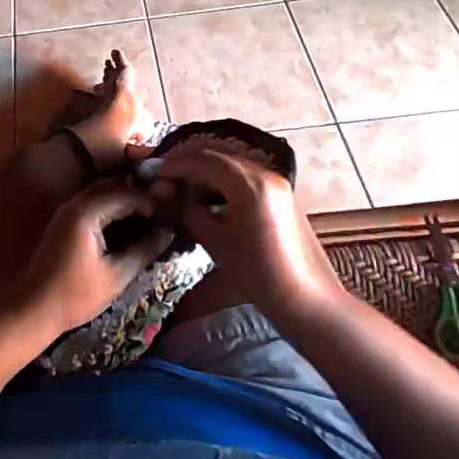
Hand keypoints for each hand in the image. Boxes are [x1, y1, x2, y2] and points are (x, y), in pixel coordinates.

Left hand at [19, 180, 173, 334]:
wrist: (31, 310)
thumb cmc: (74, 295)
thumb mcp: (116, 275)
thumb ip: (144, 250)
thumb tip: (168, 233)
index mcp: (88, 211)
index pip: (127, 193)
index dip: (151, 201)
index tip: (169, 214)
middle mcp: (76, 203)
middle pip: (114, 186)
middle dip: (139, 196)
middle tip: (161, 213)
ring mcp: (67, 211)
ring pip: (103, 193)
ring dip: (124, 201)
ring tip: (148, 218)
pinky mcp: (64, 221)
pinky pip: (93, 203)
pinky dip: (111, 208)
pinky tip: (125, 226)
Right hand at [149, 148, 343, 323]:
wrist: (308, 301)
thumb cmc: (259, 275)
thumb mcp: (216, 242)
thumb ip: (188, 210)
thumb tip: (163, 189)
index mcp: (250, 183)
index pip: (204, 160)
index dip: (174, 163)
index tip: (150, 172)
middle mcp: (266, 173)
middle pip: (219, 157)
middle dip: (189, 165)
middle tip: (162, 179)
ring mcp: (277, 182)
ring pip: (232, 166)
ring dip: (206, 173)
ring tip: (180, 191)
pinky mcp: (281, 195)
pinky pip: (245, 178)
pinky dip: (223, 183)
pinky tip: (207, 201)